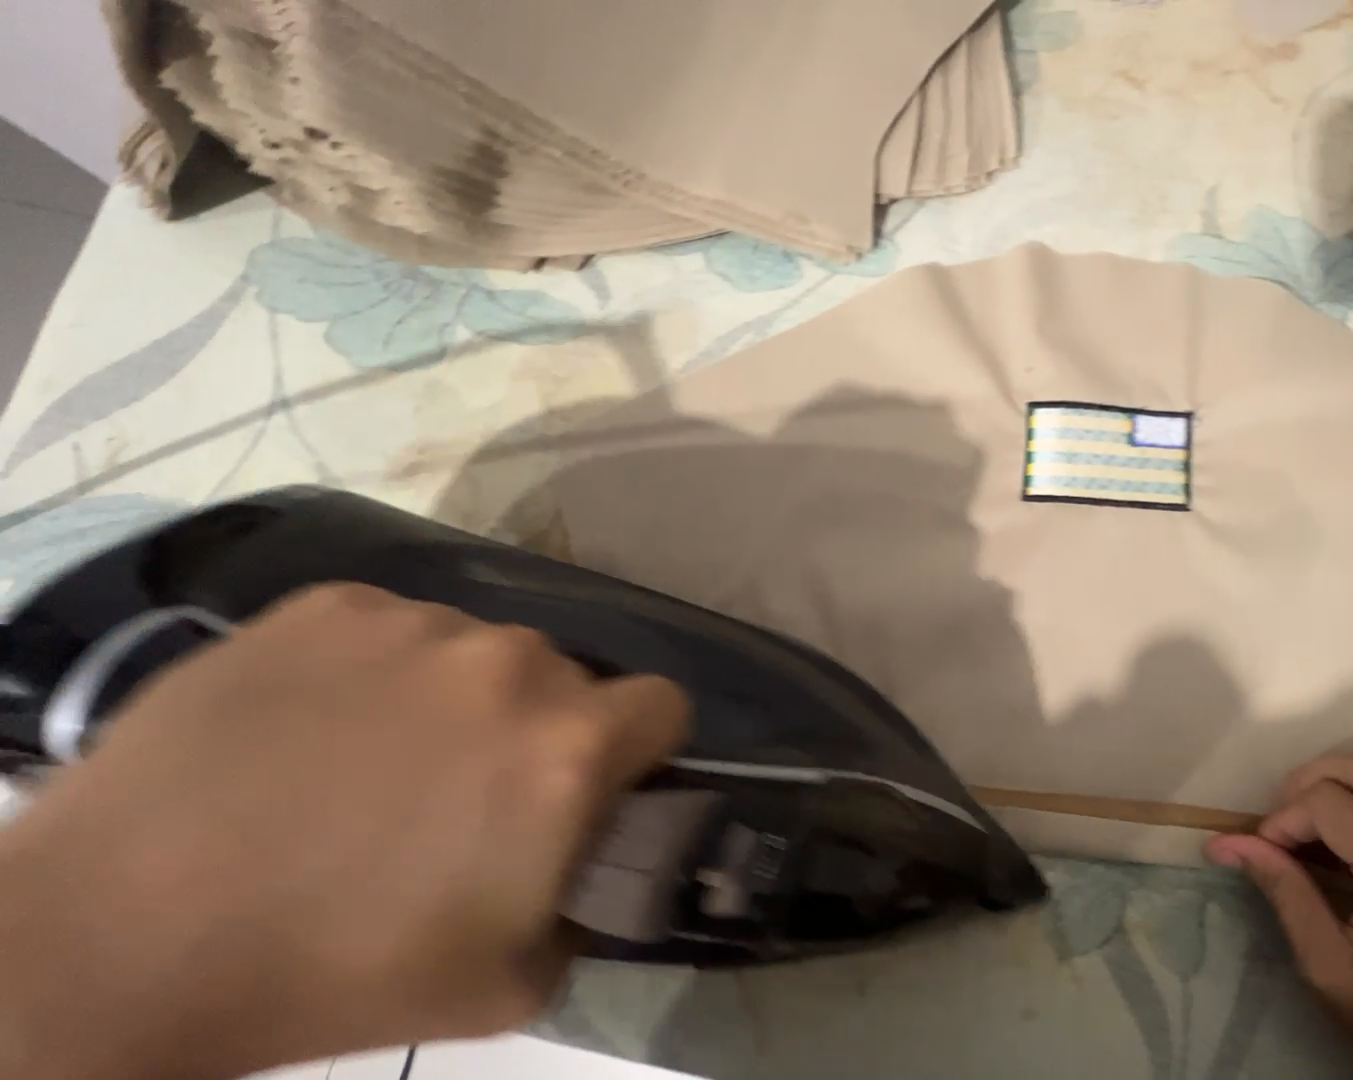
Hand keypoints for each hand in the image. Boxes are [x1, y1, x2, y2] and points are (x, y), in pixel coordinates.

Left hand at [0, 584, 688, 1079]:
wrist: (109, 946)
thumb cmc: (335, 973)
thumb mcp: (506, 983)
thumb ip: (584, 913)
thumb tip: (591, 872)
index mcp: (569, 747)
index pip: (664, 704)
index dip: (642, 746)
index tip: (597, 782)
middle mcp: (513, 663)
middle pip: (567, 678)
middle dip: (541, 727)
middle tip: (469, 790)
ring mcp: (418, 624)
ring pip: (481, 648)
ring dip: (460, 695)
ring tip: (378, 759)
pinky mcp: (331, 606)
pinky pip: (394, 626)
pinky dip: (379, 668)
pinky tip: (318, 725)